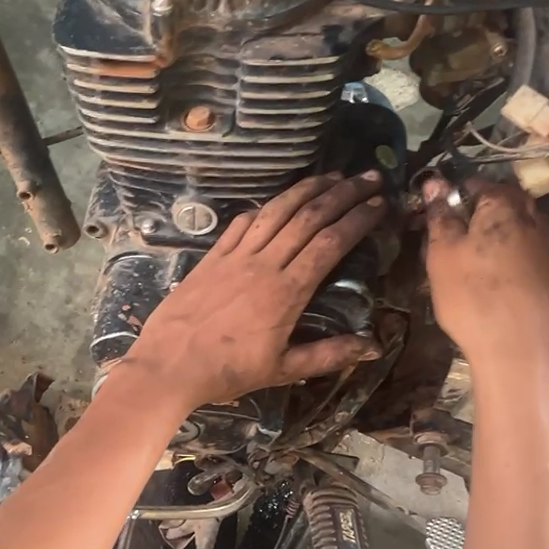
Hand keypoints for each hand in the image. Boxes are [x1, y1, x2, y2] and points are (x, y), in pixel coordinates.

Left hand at [121, 173, 387, 412]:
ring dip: (306, 189)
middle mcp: (263, 264)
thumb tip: (372, 346)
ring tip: (331, 176)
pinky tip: (277, 202)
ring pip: (276, 211)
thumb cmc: (226, 372)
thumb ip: (328, 355)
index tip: (380, 204)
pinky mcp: (211, 257)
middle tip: (368, 178)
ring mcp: (234, 257)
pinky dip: (265, 207)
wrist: (169, 365)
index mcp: (287, 291)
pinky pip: (242, 223)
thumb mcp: (281, 370)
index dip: (358, 219)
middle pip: (309, 217)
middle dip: (342, 194)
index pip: (331, 242)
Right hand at [422, 177, 548, 370]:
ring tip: (479, 255)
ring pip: (522, 223)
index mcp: (504, 205)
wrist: (518, 346)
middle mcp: (535, 215)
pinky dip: (517, 250)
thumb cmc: (472, 298)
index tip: (438, 217)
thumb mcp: (442, 256)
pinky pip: (533, 245)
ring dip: (502, 230)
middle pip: (506, 200)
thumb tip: (434, 182)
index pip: (477, 184)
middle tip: (456, 236)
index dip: (455, 195)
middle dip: (482, 210)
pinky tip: (502, 273)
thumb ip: (440, 216)